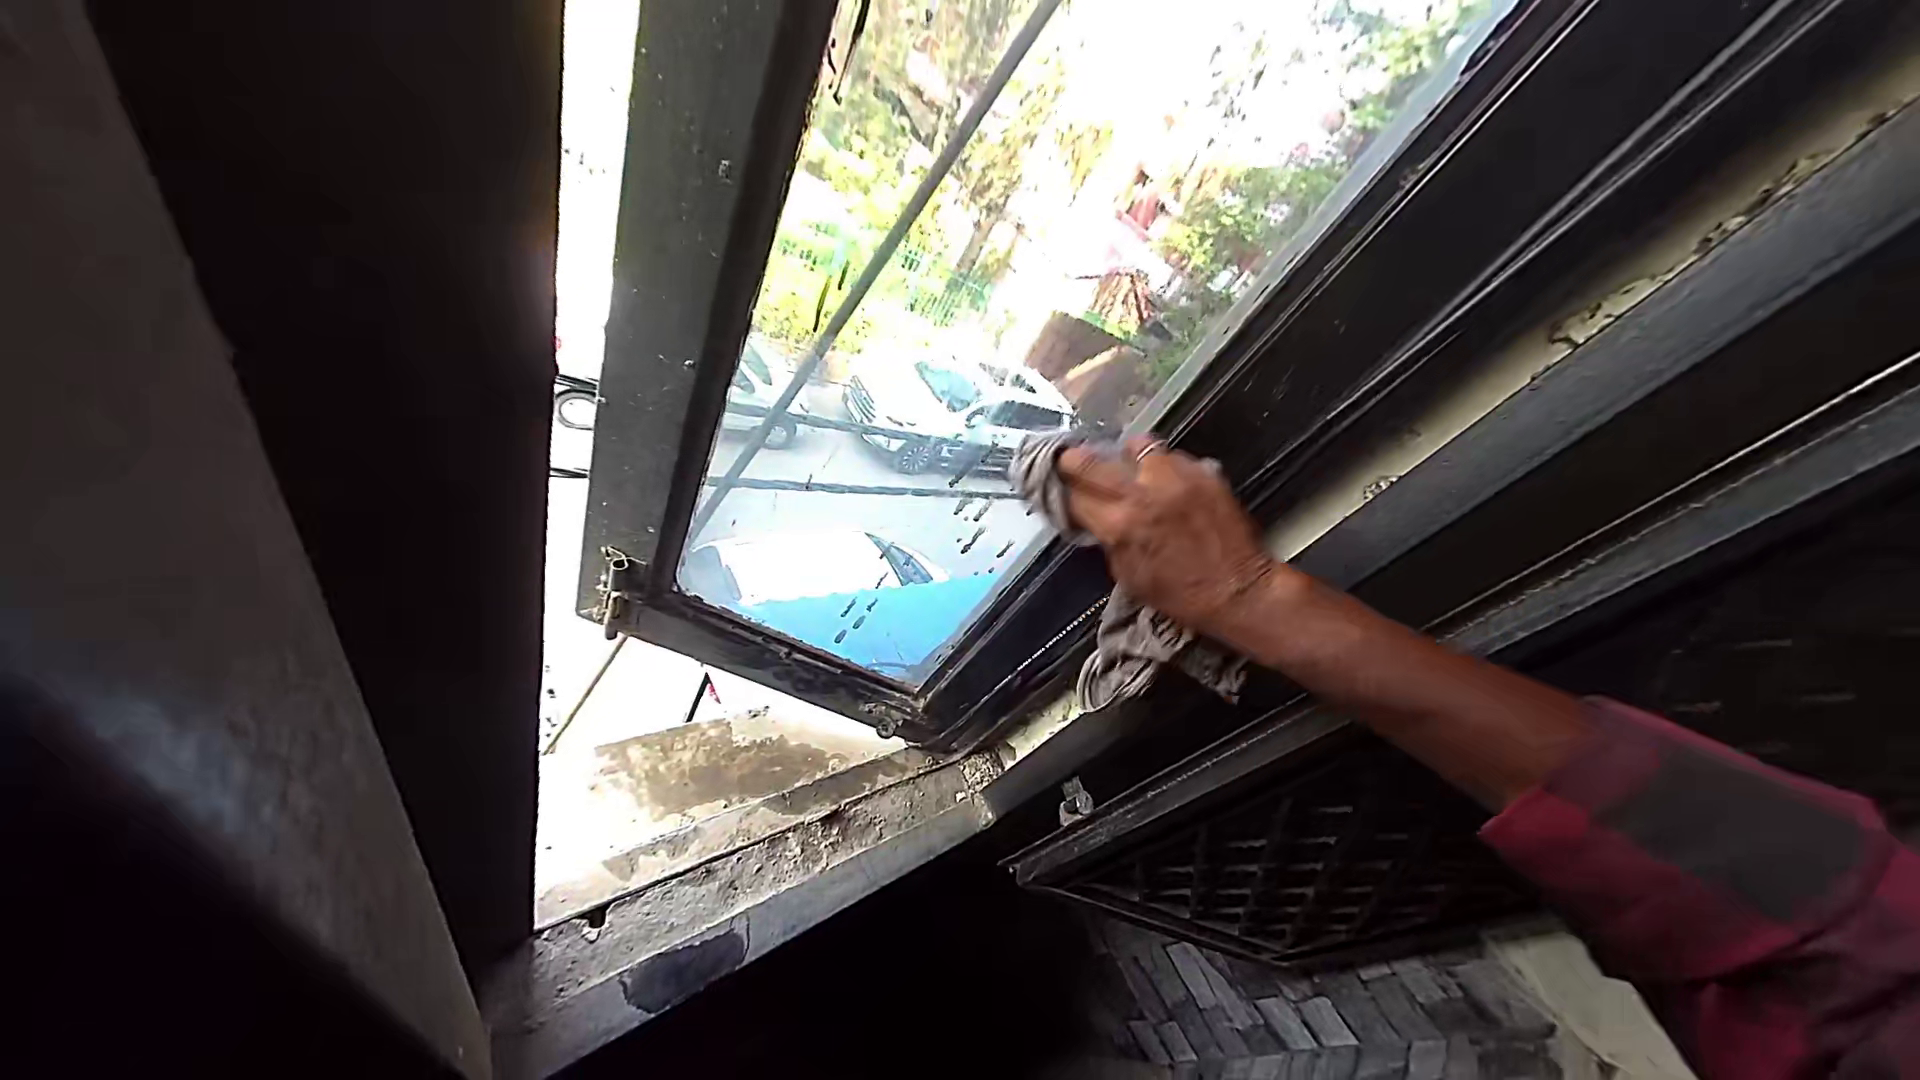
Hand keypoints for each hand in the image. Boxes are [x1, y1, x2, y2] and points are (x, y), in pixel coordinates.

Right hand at [1058, 436, 1285, 635]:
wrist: (1237, 590)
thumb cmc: (1179, 593)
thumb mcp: (1127, 575)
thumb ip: (1107, 539)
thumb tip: (1093, 517)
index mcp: (1119, 525)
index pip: (1074, 496)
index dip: (1060, 491)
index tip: (1055, 486)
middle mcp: (1142, 494)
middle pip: (1091, 462)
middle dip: (1073, 460)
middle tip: (1069, 459)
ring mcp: (1175, 478)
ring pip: (1137, 446)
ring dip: (1127, 456)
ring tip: (1130, 467)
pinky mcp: (1203, 472)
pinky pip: (1173, 456)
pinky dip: (1164, 466)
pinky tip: (1167, 482)